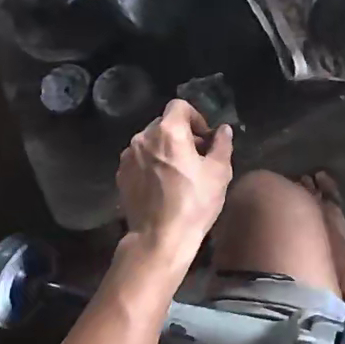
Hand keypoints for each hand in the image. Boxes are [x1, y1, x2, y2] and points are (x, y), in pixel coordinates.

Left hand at [117, 100, 232, 255]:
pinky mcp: (121, 174)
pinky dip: (151, 163)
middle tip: (196, 156)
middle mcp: (143, 138)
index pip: (179, 106)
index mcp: (169, 132)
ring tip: (178, 172)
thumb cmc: (194, 203)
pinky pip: (139, 159)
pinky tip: (163, 185)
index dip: (195, 117)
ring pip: (150, 142)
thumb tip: (223, 130)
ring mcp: (128, 156)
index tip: (205, 138)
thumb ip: (222, 145)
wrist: (159, 237)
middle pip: (164, 123)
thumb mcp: (219, 173)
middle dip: (181, 134)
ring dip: (165, 149)